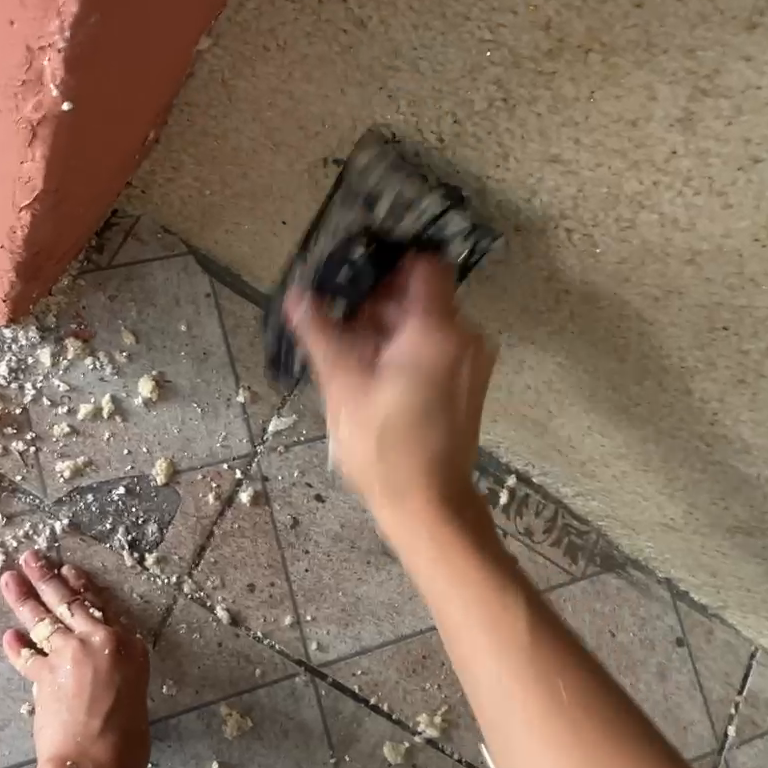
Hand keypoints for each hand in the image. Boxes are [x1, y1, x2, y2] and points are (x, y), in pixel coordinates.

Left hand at [0, 551, 149, 767]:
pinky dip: (16, 646)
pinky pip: (26, 655)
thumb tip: (100, 673)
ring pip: (43, 618)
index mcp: (129, 645)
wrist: (97, 765)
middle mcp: (98, 640)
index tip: (68, 570)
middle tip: (30, 557)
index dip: (82, 585)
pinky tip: (8, 635)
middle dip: (47, 577)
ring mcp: (68, 654)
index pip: (102, 606)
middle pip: (69, 601)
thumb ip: (116, 672)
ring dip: (23, 596)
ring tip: (9, 578)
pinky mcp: (44, 674)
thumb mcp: (135, 694)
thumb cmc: (127, 742)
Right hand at [285, 254, 496, 521]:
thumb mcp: (342, 384)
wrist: (427, 503)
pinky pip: (435, 346)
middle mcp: (464, 337)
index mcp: (436, 330)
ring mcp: (471, 361)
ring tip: (352, 357)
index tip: (353, 280)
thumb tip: (296, 295)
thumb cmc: (383, 445)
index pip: (423, 265)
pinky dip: (406, 349)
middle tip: (341, 328)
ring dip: (388, 329)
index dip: (387, 265)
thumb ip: (320, 332)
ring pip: (426, 322)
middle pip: (421, 295)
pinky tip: (374, 376)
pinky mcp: (467, 383)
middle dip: (378, 304)